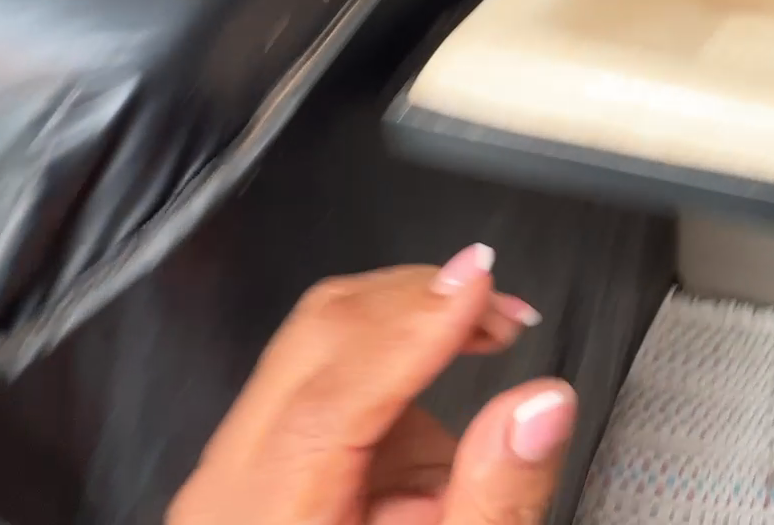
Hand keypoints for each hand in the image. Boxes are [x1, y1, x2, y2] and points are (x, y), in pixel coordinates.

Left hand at [168, 244, 576, 524]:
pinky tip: (459, 335)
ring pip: (323, 326)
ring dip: (418, 302)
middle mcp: (229, 486)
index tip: (482, 275)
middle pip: (318, 339)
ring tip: (497, 326)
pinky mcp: (277, 430)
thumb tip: (544, 400)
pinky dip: (405, 320)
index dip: (409, 333)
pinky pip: (334, 342)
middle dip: (422, 300)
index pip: (327, 408)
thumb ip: (499, 499)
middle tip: (509, 316)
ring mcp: (245, 451)